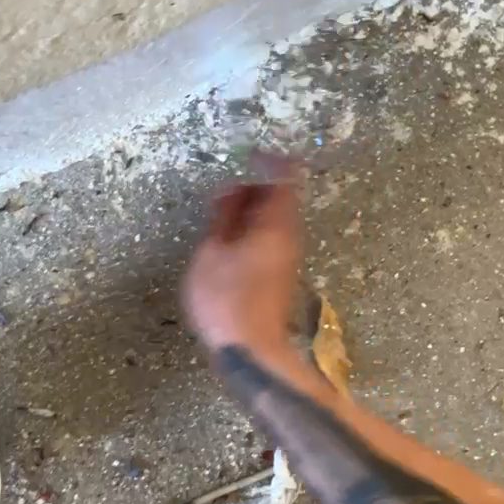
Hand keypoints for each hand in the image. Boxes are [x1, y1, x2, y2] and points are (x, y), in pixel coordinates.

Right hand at [181, 151, 304, 356]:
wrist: (251, 350)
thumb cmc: (227, 298)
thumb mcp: (213, 250)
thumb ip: (224, 215)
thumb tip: (231, 188)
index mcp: (277, 222)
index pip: (285, 176)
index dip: (269, 159)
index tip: (248, 153)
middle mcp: (290, 235)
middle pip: (281, 196)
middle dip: (253, 187)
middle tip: (223, 192)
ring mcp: (289, 255)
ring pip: (276, 217)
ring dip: (251, 209)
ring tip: (220, 215)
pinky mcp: (282, 272)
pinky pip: (271, 235)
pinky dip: (253, 228)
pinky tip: (228, 240)